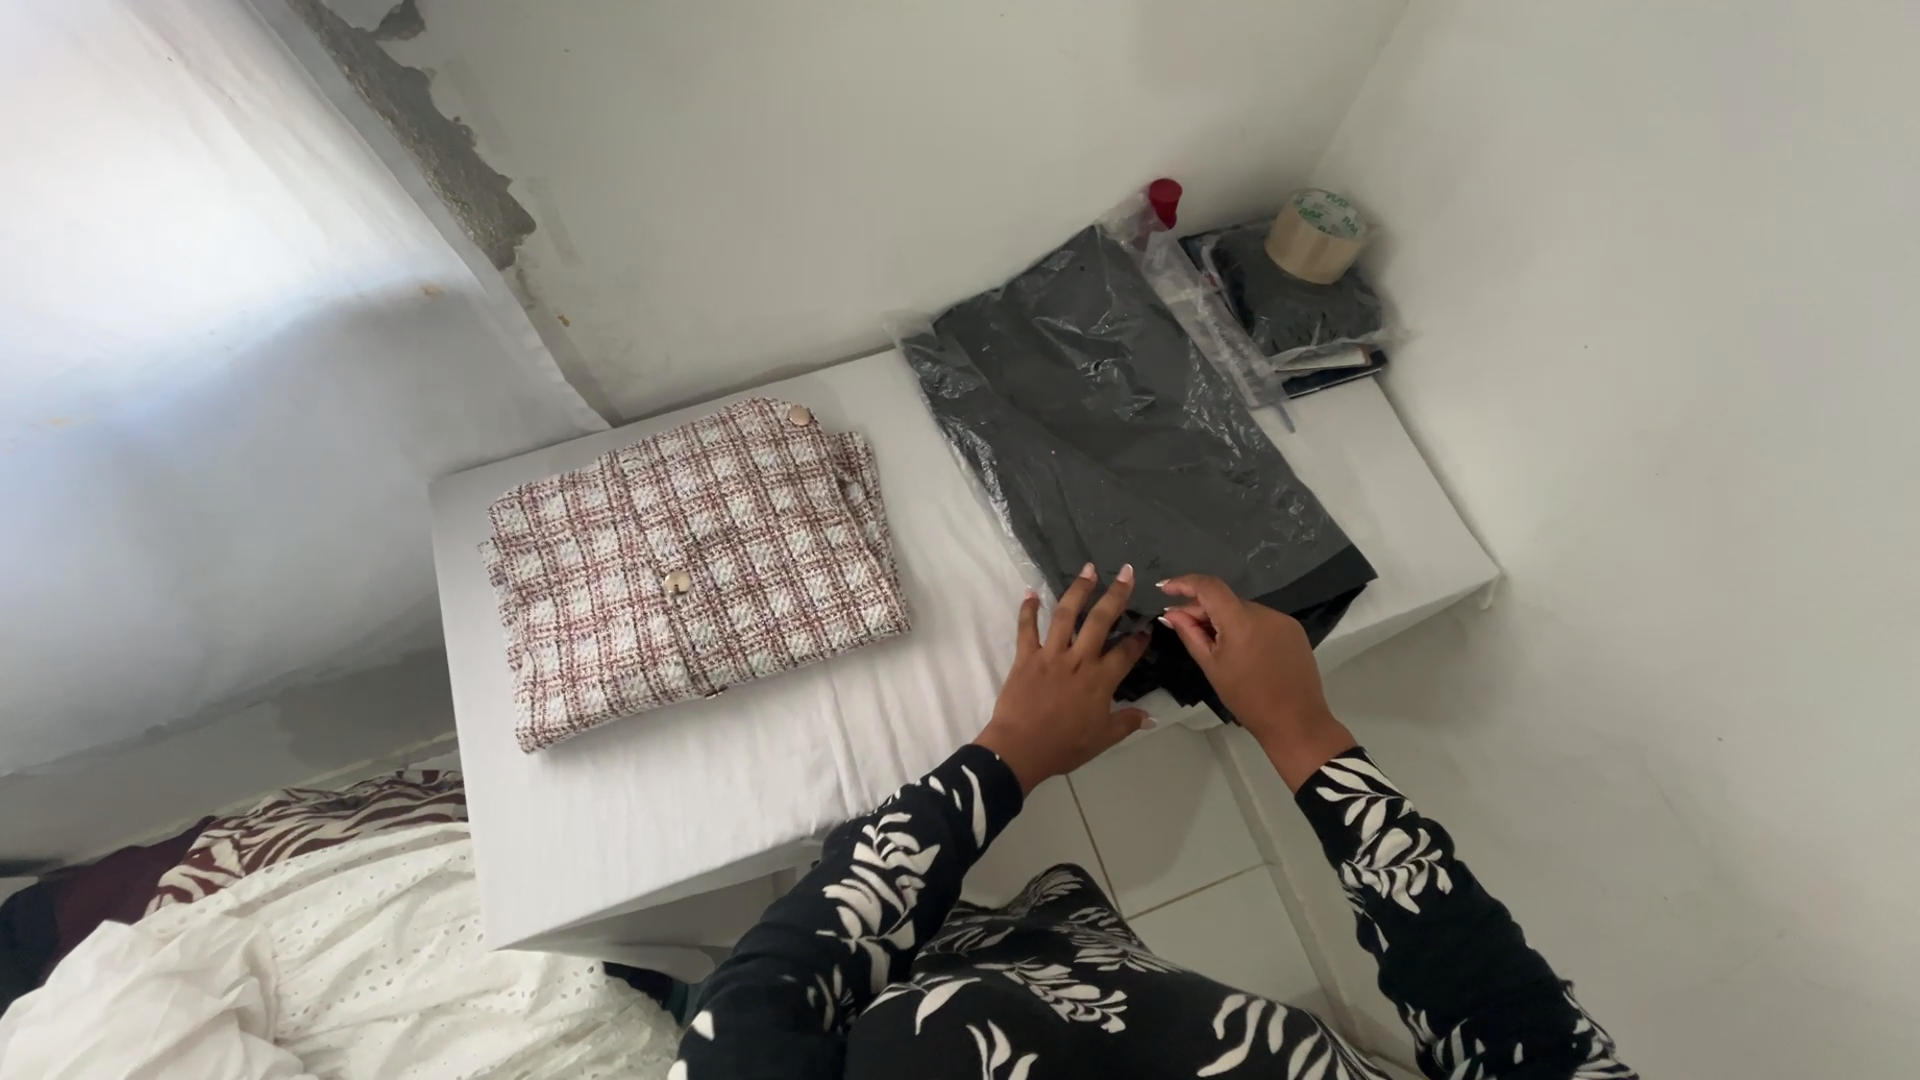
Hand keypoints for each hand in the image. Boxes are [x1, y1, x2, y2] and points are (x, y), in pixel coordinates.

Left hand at [974, 563, 1152, 793]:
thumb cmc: (1063, 746)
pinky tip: (1031, 591)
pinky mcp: (1025, 656)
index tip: (1147, 626)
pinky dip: (1028, 609)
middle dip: (1116, 595)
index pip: (1126, 652)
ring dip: (1078, 590)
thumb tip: (1149, 717)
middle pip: (1100, 621)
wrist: (1020, 748)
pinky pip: (1026, 628)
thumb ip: (1126, 723)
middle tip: (1125, 572)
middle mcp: (1078, 659)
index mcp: (1100, 680)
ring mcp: (1050, 654)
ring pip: (1066, 615)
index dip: (1140, 639)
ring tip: (1087, 570)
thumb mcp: (1102, 739)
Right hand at [1158, 574, 1355, 790]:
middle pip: (1225, 600)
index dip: (1184, 583)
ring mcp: (1282, 619)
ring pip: (1241, 610)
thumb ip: (1189, 633)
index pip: (1209, 587)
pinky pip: (1259, 619)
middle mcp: (1264, 612)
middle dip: (1201, 609)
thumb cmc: (1246, 698)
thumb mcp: (1211, 665)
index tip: (1164, 589)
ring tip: (1212, 643)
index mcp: (1241, 620)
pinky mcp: (1293, 629)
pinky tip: (1238, 649)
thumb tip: (1171, 613)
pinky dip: (1243, 626)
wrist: (1295, 721)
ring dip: (1222, 619)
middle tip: (1182, 626)